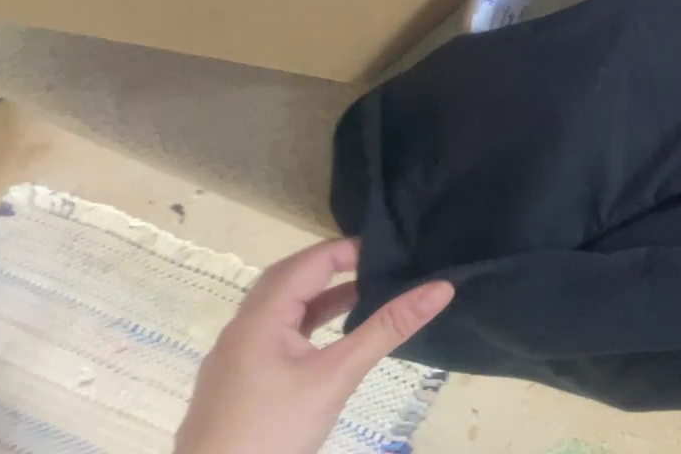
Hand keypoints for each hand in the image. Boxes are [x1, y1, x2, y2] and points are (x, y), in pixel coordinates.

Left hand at [174, 238, 452, 453]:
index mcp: (258, 321)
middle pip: (289, 279)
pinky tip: (337, 336)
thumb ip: (388, 328)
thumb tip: (443, 286)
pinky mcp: (241, 382)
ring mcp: (237, 360)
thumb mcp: (338, 376)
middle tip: (382, 262)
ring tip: (370, 292)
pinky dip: (311, 321)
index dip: (350, 250)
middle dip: (336, 264)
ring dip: (324, 293)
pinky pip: (279, 333)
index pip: (308, 263)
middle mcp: (241, 332)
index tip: (394, 251)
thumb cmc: (273, 431)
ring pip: (283, 308)